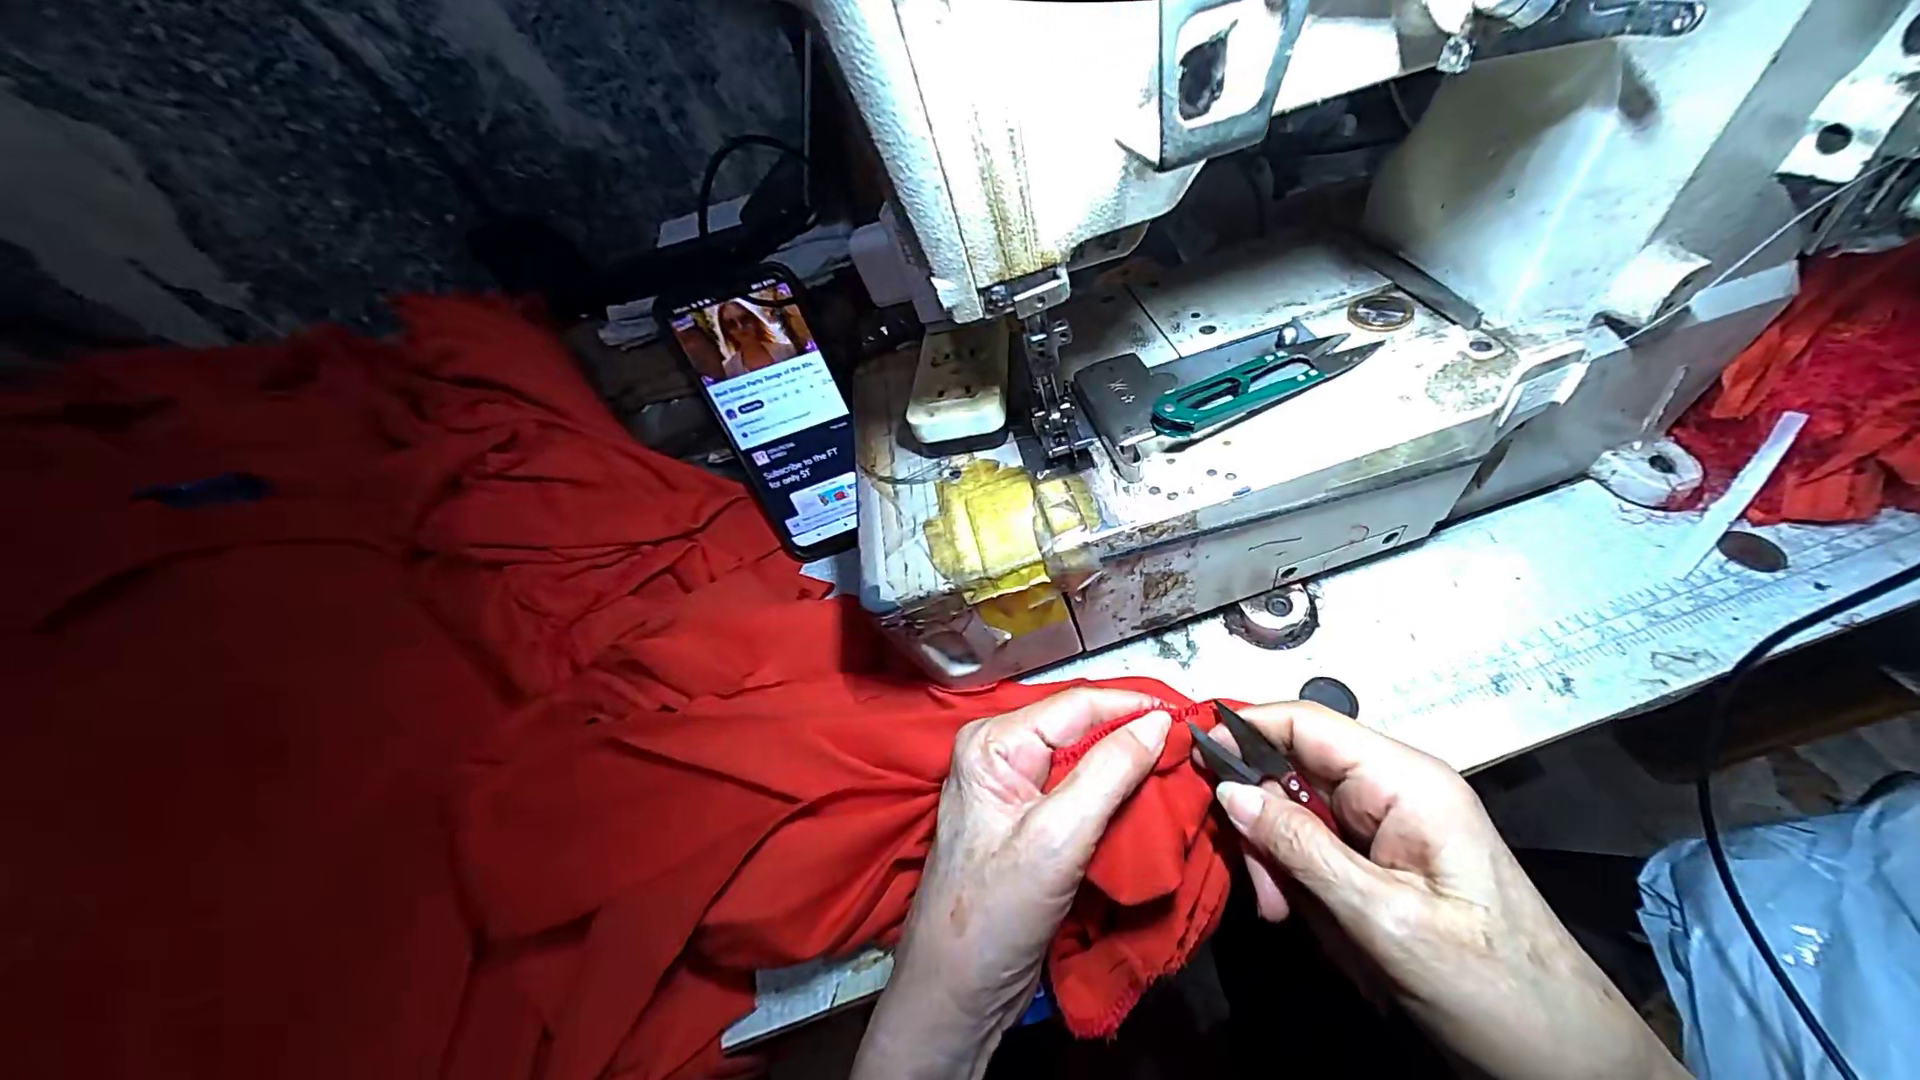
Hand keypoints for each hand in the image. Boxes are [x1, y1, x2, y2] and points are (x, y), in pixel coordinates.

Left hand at [852, 688, 1171, 1079]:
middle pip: (1079, 724)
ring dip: (1127, 757)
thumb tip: (1155, 723)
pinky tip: (1145, 790)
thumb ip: (1108, 773)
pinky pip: (1077, 783)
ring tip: (1179, 761)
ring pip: (1082, 752)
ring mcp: (1011, 782)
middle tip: (1191, 740)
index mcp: (993, 742)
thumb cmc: (993, 916)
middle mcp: (999, 750)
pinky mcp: (1025, 813)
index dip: (1134, 705)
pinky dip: (1113, 785)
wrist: (955, 989)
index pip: (1076, 704)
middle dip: (1134, 729)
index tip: (1189, 715)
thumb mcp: (1057, 839)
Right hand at [1204, 702, 1687, 1079]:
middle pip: (1290, 768)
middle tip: (1253, 877)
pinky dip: (1294, 875)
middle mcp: (1392, 787)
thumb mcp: (1384, 917)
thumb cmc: (1498, 991)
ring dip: (1275, 856)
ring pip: (1293, 810)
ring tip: (1282, 909)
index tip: (1192, 752)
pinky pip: (1312, 843)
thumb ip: (1299, 846)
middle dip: (1261, 819)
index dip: (1244, 727)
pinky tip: (1300, 913)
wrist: (1573, 1065)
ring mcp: (1385, 820)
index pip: (1306, 721)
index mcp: (1406, 781)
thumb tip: (1228, 791)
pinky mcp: (1378, 853)